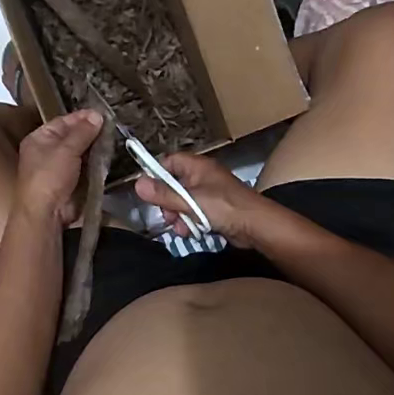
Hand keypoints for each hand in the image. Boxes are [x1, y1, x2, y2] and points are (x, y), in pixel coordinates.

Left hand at [13, 109, 102, 224]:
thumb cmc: (49, 176)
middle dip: (91, 132)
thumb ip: (83, 132)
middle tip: (113, 125)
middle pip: (72, 136)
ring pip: (81, 152)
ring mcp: (60, 168)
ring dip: (96, 147)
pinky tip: (110, 155)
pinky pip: (86, 166)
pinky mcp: (71, 181)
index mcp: (39, 138)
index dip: (81, 117)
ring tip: (115, 138)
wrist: (46, 213)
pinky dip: (96, 162)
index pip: (62, 121)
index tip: (102, 113)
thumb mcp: (65, 149)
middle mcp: (48, 151)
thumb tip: (97, 115)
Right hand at [134, 152, 280, 247]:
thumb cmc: (224, 207)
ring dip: (179, 216)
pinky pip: (195, 214)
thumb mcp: (190, 201)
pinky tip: (192, 233)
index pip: (169, 161)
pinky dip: (191, 223)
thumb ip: (163, 194)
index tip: (149, 191)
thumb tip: (137, 184)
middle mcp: (203, 176)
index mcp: (198, 166)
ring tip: (182, 228)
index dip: (157, 174)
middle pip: (174, 185)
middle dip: (168, 203)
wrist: (256, 226)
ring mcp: (210, 193)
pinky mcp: (215, 210)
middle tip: (167, 215)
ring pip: (183, 202)